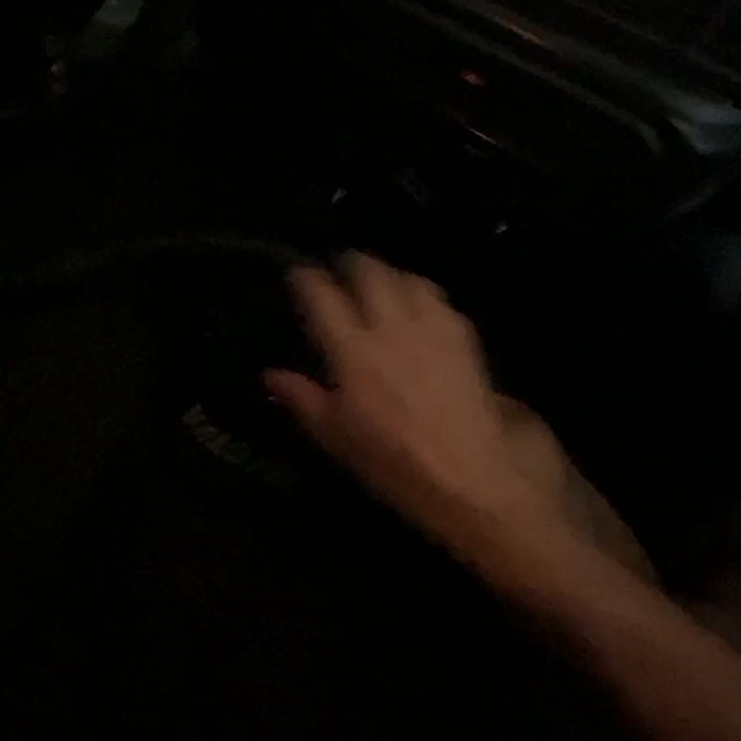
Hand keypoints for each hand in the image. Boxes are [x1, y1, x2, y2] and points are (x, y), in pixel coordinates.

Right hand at [265, 255, 570, 546]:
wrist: (469, 477)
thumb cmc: (392, 461)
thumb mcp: (335, 436)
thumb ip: (301, 398)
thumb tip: (271, 374)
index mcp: (352, 350)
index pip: (322, 295)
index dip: (305, 277)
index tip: (298, 274)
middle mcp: (390, 327)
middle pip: (368, 272)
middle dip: (350, 263)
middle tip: (339, 268)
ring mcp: (430, 329)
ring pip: (406, 278)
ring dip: (388, 273)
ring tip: (379, 281)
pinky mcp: (462, 338)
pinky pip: (439, 299)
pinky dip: (422, 293)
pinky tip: (419, 305)